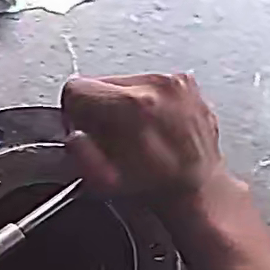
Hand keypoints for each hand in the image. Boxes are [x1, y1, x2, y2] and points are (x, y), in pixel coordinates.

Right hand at [61, 73, 230, 210]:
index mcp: (131, 106)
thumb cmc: (154, 186)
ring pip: (120, 82)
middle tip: (108, 136)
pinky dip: (141, 102)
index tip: (81, 126)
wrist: (197, 187)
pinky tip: (149, 125)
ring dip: (118, 104)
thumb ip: (79, 151)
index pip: (76, 88)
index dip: (72, 112)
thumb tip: (74, 134)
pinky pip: (144, 83)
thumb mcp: (102, 179)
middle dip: (96, 108)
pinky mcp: (184, 82)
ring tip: (133, 133)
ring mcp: (174, 82)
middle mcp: (155, 86)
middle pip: (97, 82)